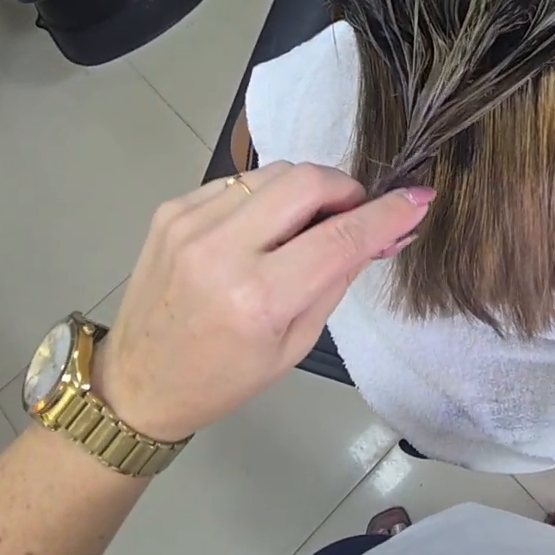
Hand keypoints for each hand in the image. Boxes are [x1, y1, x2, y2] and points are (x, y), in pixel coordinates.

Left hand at [95, 163, 432, 442]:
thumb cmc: (224, 377)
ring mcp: (190, 222)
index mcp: (258, 299)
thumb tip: (385, 232)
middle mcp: (221, 250)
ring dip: (306, 190)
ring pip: (275, 171)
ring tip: (305, 225)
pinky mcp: (172, 208)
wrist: (135, 382)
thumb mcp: (295, 344)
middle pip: (307, 180)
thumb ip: (340, 277)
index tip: (419, 197)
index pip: (341, 237)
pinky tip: (261, 229)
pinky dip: (265, 197)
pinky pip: (240, 180)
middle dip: (345, 188)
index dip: (387, 213)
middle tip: (353, 213)